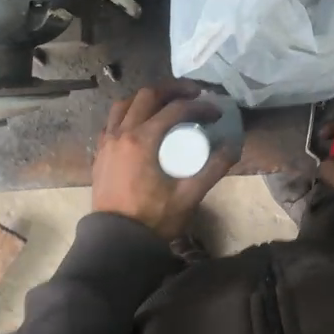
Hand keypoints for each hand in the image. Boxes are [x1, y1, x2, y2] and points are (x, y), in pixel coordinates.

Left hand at [92, 80, 237, 238]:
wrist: (116, 243)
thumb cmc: (153, 219)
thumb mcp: (189, 195)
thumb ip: (213, 169)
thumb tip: (232, 147)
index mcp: (143, 140)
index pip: (176, 109)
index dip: (200, 106)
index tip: (216, 113)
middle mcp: (122, 133)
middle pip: (147, 95)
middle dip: (173, 90)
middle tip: (194, 94)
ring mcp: (107, 142)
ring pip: (125, 104)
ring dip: (147, 99)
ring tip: (166, 104)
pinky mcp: (101, 153)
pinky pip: (113, 121)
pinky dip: (129, 114)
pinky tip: (142, 125)